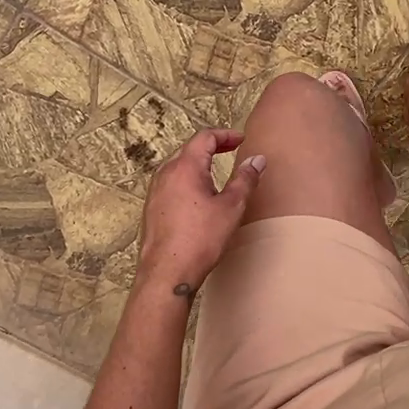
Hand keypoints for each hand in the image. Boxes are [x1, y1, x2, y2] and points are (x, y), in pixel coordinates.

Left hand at [138, 129, 264, 292]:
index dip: (225, 135)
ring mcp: (155, 192)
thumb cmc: (199, 240)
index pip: (204, 138)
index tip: (240, 139)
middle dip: (212, 145)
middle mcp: (165, 174)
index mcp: (185, 168)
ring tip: (215, 168)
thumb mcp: (232, 206)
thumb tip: (257, 160)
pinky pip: (170, 182)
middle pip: (189, 148)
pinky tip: (198, 193)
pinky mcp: (151, 209)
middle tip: (230, 148)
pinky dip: (187, 178)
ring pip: (178, 165)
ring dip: (198, 161)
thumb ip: (245, 179)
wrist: (167, 274)